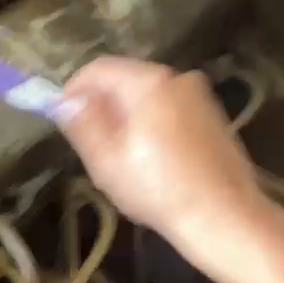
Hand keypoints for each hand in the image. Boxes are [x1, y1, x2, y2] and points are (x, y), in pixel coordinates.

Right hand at [61, 57, 273, 243]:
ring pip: (147, 96)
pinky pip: (168, 109)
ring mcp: (199, 96)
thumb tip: (64, 101)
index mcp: (148, 83)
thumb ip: (81, 123)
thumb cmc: (156, 188)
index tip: (62, 118)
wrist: (221, 214)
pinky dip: (149, 124)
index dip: (73, 89)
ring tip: (118, 157)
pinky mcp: (212, 116)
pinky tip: (149, 160)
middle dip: (101, 106)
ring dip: (125, 117)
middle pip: (125, 79)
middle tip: (88, 144)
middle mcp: (177, 78)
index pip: (98, 68)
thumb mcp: (105, 160)